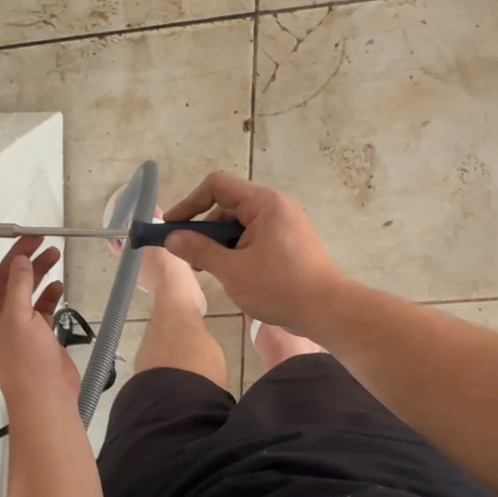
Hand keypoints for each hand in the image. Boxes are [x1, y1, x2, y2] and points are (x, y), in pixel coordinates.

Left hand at [0, 230, 73, 411]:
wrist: (46, 399)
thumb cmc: (25, 362)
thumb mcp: (17, 318)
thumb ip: (19, 285)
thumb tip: (22, 260)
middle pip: (6, 278)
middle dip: (22, 256)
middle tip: (40, 235)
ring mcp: (16, 326)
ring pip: (26, 290)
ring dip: (39, 272)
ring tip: (55, 254)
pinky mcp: (36, 334)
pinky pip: (40, 307)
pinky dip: (49, 295)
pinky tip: (59, 286)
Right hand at [160, 172, 351, 332]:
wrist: (326, 309)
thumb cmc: (279, 287)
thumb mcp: (232, 270)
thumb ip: (199, 251)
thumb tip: (172, 238)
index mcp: (264, 203)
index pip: (217, 186)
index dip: (189, 204)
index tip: (171, 228)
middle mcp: (275, 207)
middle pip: (227, 207)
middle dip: (205, 231)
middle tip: (191, 259)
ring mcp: (284, 225)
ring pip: (240, 227)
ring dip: (220, 246)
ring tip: (212, 273)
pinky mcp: (288, 243)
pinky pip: (254, 239)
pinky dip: (237, 252)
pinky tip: (233, 277)